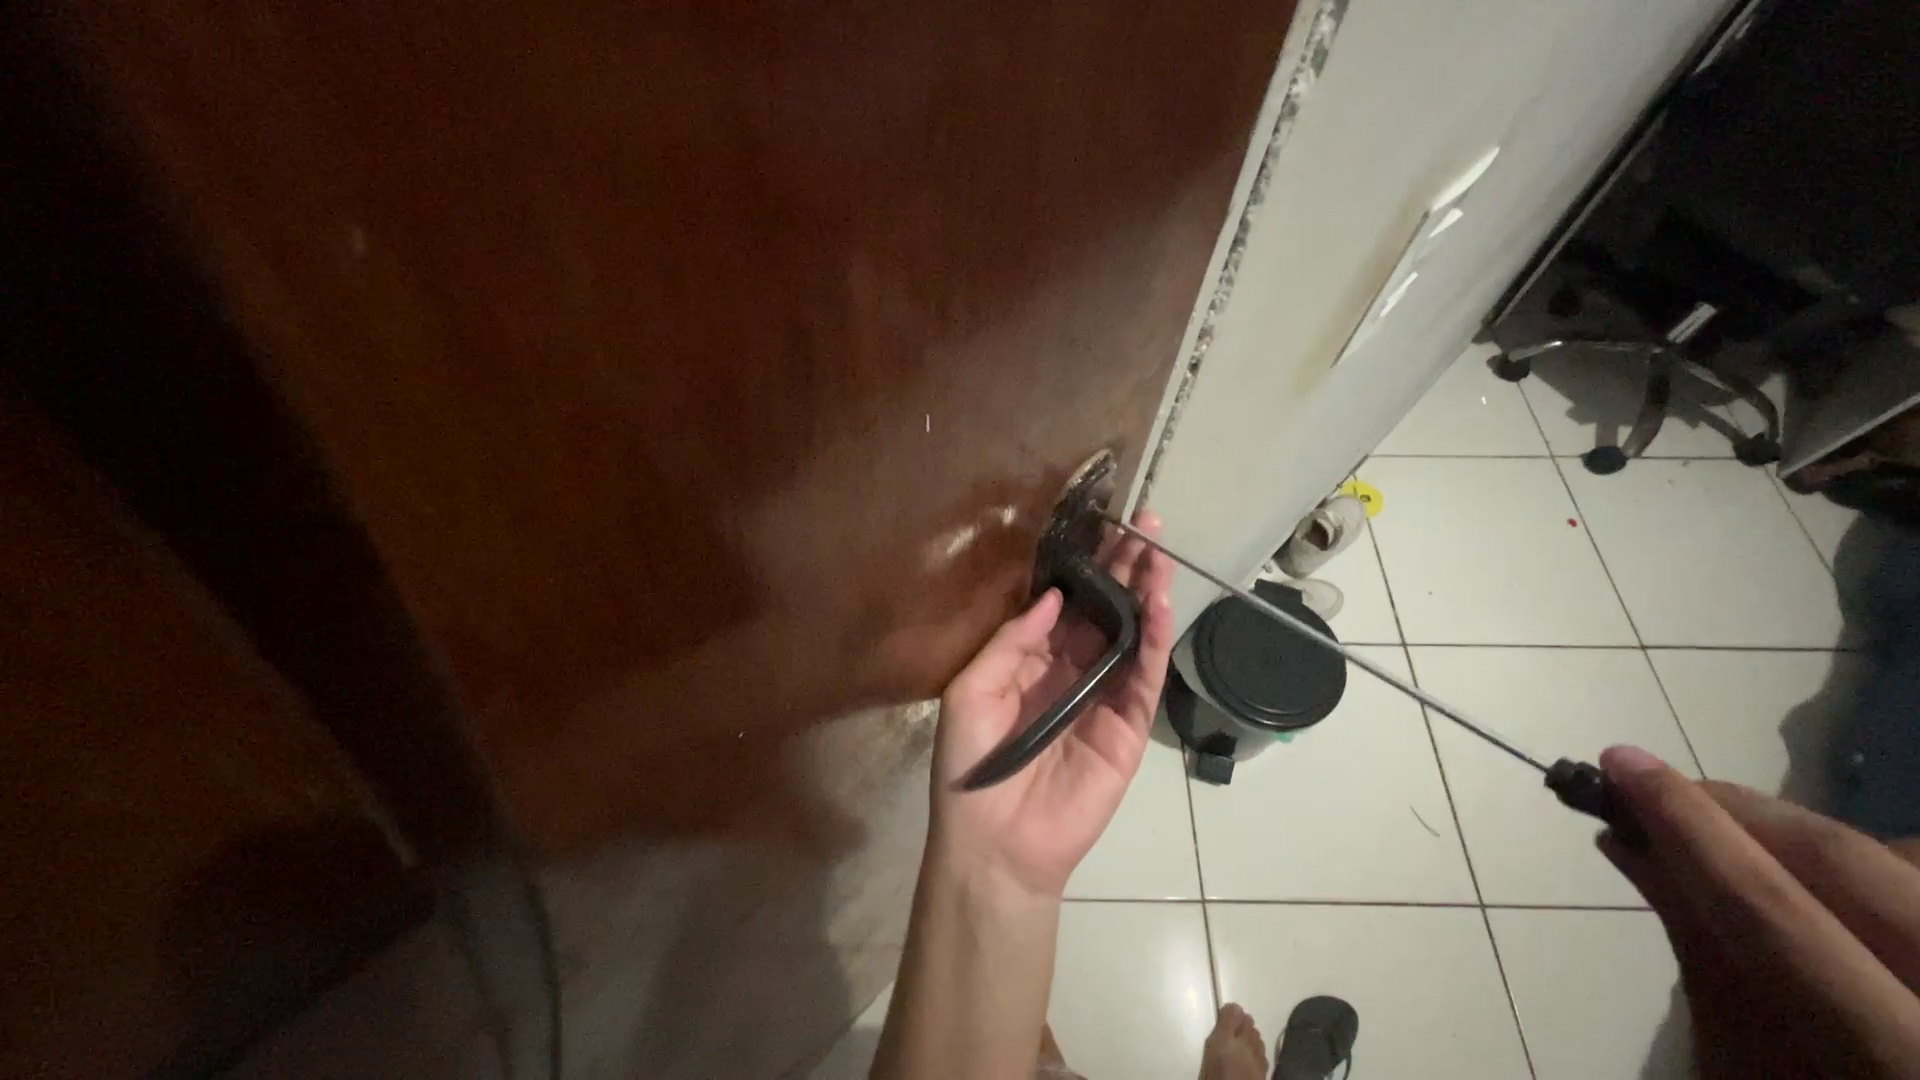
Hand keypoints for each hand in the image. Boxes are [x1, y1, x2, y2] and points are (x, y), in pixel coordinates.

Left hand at [929, 509, 1174, 897]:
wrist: (995, 842)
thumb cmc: (971, 765)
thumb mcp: (972, 691)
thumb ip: (1012, 642)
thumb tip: (1052, 596)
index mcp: (1030, 660)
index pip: (1065, 604)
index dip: (1084, 568)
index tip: (1101, 528)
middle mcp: (1070, 671)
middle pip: (1104, 610)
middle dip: (1124, 568)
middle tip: (1145, 524)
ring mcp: (1103, 698)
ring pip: (1131, 635)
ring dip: (1147, 593)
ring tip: (1160, 550)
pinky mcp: (1127, 727)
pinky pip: (1144, 677)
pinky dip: (1155, 640)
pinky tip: (1161, 603)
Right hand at [1597, 746, 1919, 1079]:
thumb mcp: (1736, 1055)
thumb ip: (1699, 950)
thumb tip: (1633, 840)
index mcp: (1894, 1054)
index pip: (1770, 910)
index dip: (1684, 826)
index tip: (1619, 764)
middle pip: (1848, 866)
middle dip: (1736, 812)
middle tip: (1655, 786)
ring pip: (1904, 858)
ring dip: (1803, 837)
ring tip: (1736, 839)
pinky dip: (1870, 863)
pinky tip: (1828, 884)